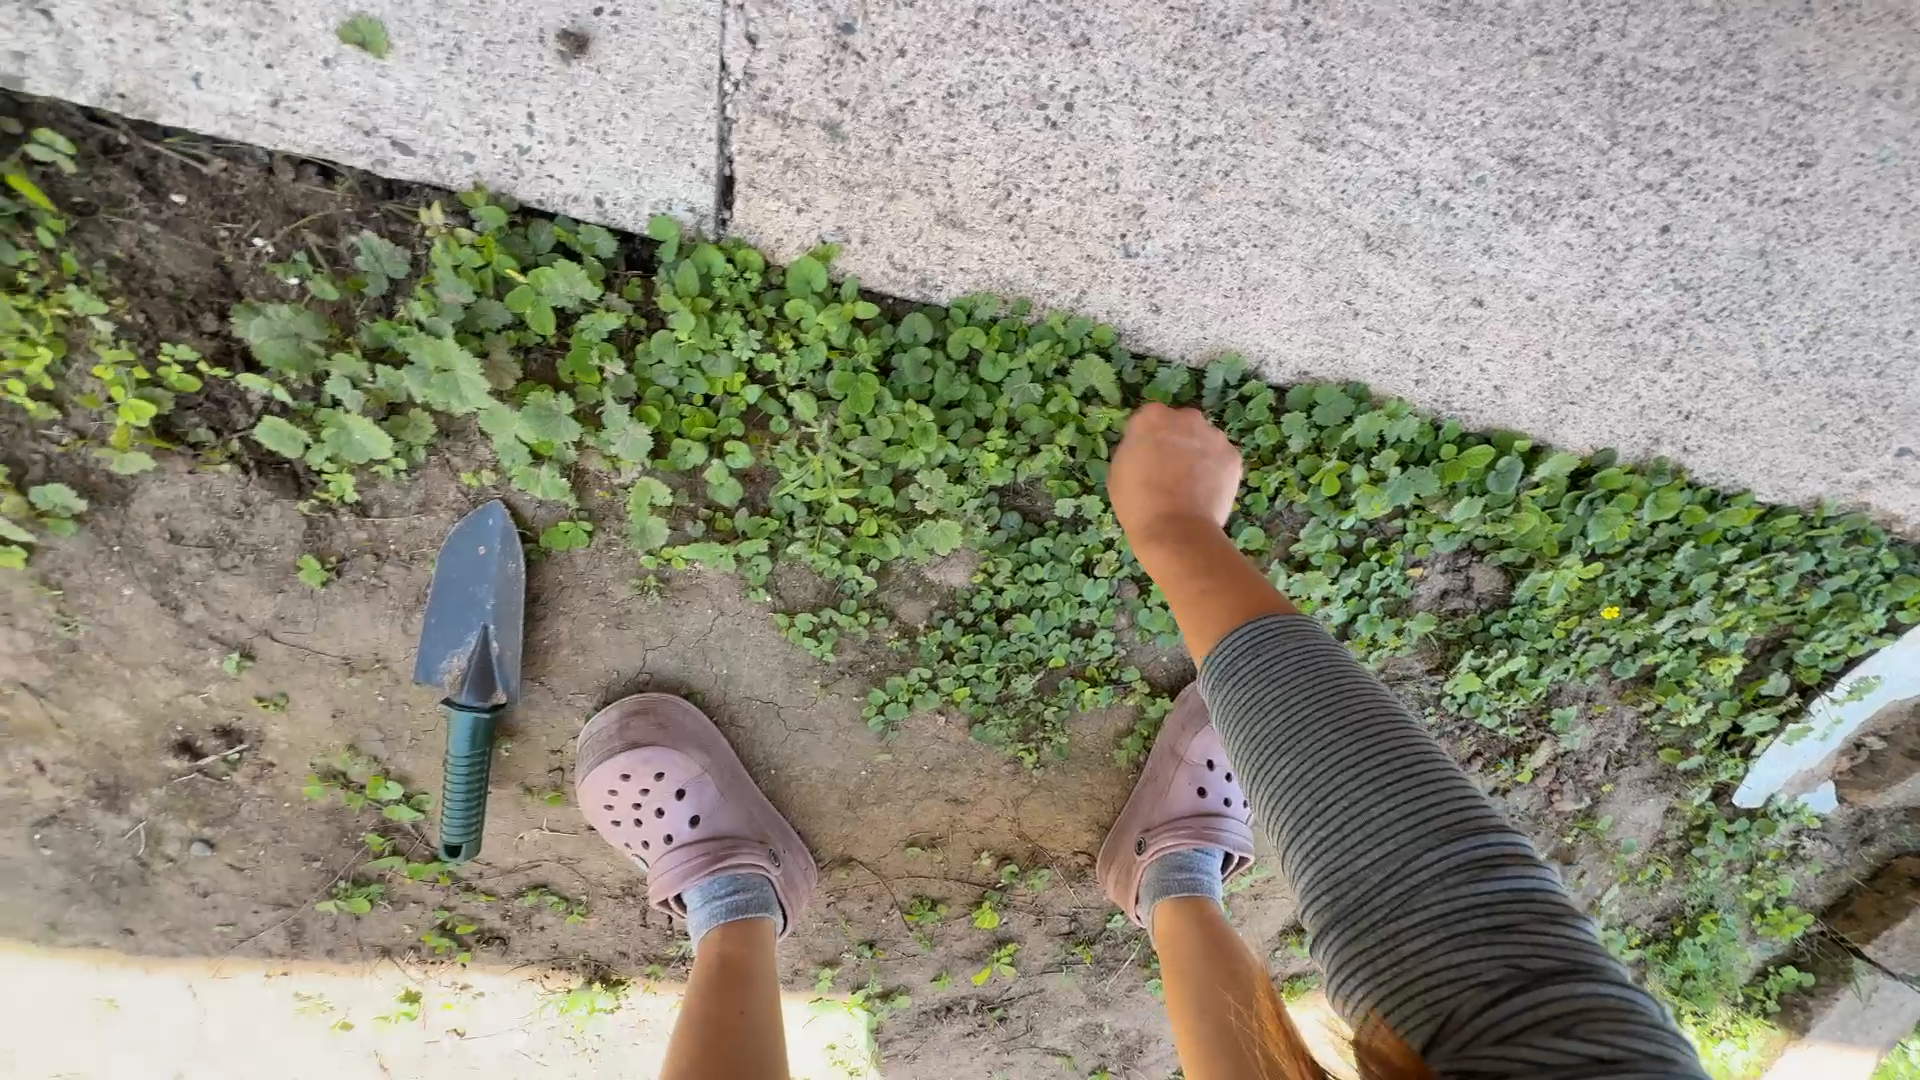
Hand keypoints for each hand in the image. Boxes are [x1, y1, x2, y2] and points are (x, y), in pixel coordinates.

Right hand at [1107, 403, 1242, 550]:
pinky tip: (1205, 492)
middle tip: (1168, 470)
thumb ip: (1133, 449)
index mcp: (1151, 417)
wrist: (1175, 530)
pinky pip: (1220, 458)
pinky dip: (1215, 470)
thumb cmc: (1137, 501)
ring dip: (1197, 454)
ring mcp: (1214, 435)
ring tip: (1190, 485)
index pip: (1149, 419)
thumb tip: (1146, 449)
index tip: (1145, 458)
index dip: (1147, 439)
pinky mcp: (1233, 456)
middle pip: (1180, 424)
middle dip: (1176, 441)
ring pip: (1203, 440)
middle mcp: (1186, 417)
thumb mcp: (1118, 470)